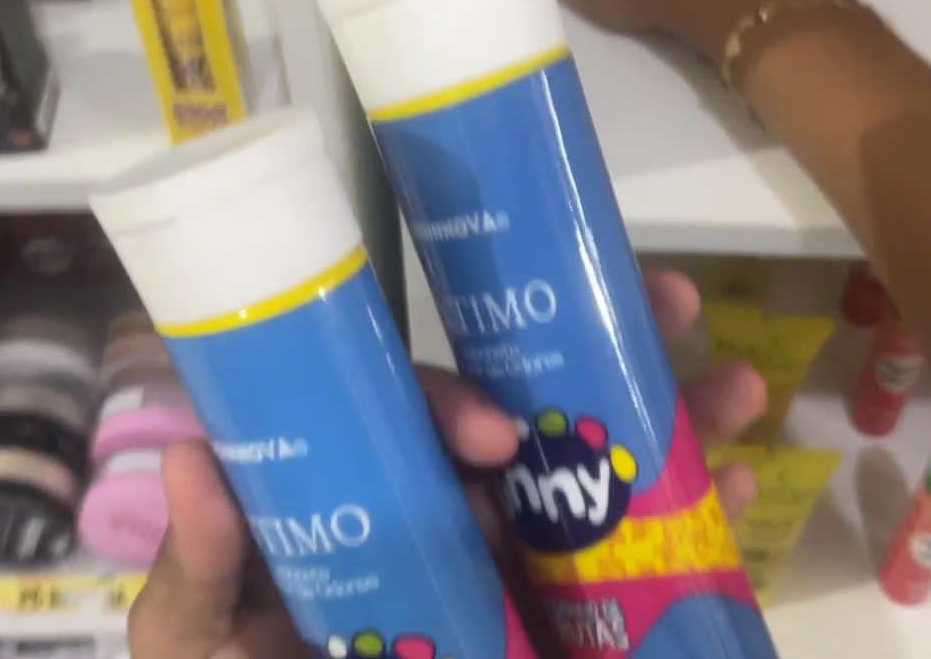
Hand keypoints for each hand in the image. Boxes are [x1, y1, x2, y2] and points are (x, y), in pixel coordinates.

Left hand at [128, 270, 767, 658]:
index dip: (453, 405)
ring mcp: (519, 557)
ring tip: (735, 385)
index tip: (493, 431)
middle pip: (534, 424)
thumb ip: (202, 565)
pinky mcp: (567, 610)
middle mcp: (456, 504)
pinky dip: (692, 521)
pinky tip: (743, 488)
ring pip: (600, 475)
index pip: (416, 422)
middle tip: (669, 304)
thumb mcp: (202, 637)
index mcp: (382, 487)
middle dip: (602, 360)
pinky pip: (635, 562)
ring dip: (670, 419)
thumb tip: (186, 454)